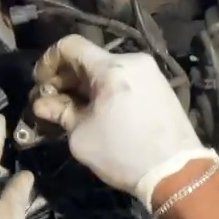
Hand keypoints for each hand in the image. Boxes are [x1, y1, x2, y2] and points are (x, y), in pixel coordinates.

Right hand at [30, 34, 214, 208]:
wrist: (178, 173)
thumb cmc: (124, 153)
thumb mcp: (81, 136)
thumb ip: (60, 113)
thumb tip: (42, 104)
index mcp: (111, 68)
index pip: (70, 45)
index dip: (48, 60)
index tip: (40, 83)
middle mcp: (132, 61)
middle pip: (88, 58)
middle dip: (65, 78)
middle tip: (51, 101)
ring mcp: (150, 72)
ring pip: (105, 69)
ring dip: (84, 85)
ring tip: (74, 110)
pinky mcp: (159, 86)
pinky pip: (123, 79)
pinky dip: (104, 90)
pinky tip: (98, 112)